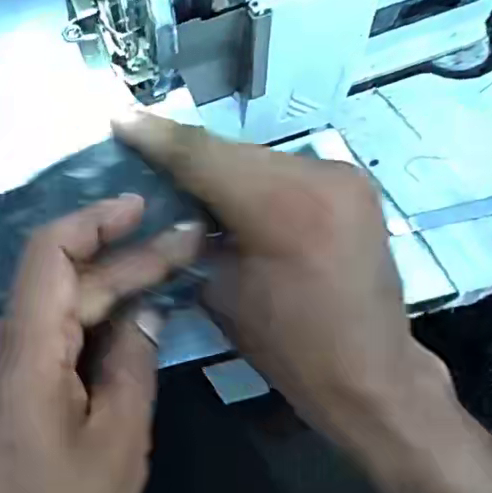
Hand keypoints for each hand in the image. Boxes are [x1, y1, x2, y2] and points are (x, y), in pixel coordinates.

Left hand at [0, 195, 201, 492]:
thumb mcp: (118, 444)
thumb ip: (133, 366)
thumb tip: (146, 313)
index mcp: (26, 349)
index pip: (51, 253)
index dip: (95, 220)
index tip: (144, 206)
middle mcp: (4, 340)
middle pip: (69, 278)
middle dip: (129, 258)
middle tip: (191, 242)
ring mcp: (2, 360)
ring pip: (64, 303)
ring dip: (117, 287)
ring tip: (176, 270)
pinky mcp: (9, 380)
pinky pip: (56, 331)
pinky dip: (97, 319)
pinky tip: (137, 315)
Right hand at [113, 110, 449, 448]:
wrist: (371, 374)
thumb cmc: (290, 349)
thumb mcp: (223, 295)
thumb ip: (194, 241)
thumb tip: (174, 210)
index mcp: (282, 207)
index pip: (203, 157)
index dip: (155, 137)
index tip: (119, 118)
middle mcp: (319, 176)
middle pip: (232, 151)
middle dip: (185, 153)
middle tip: (141, 147)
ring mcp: (343, 176)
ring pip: (259, 158)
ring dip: (220, 167)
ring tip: (180, 173)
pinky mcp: (354, 186)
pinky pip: (287, 172)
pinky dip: (254, 180)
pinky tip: (229, 193)